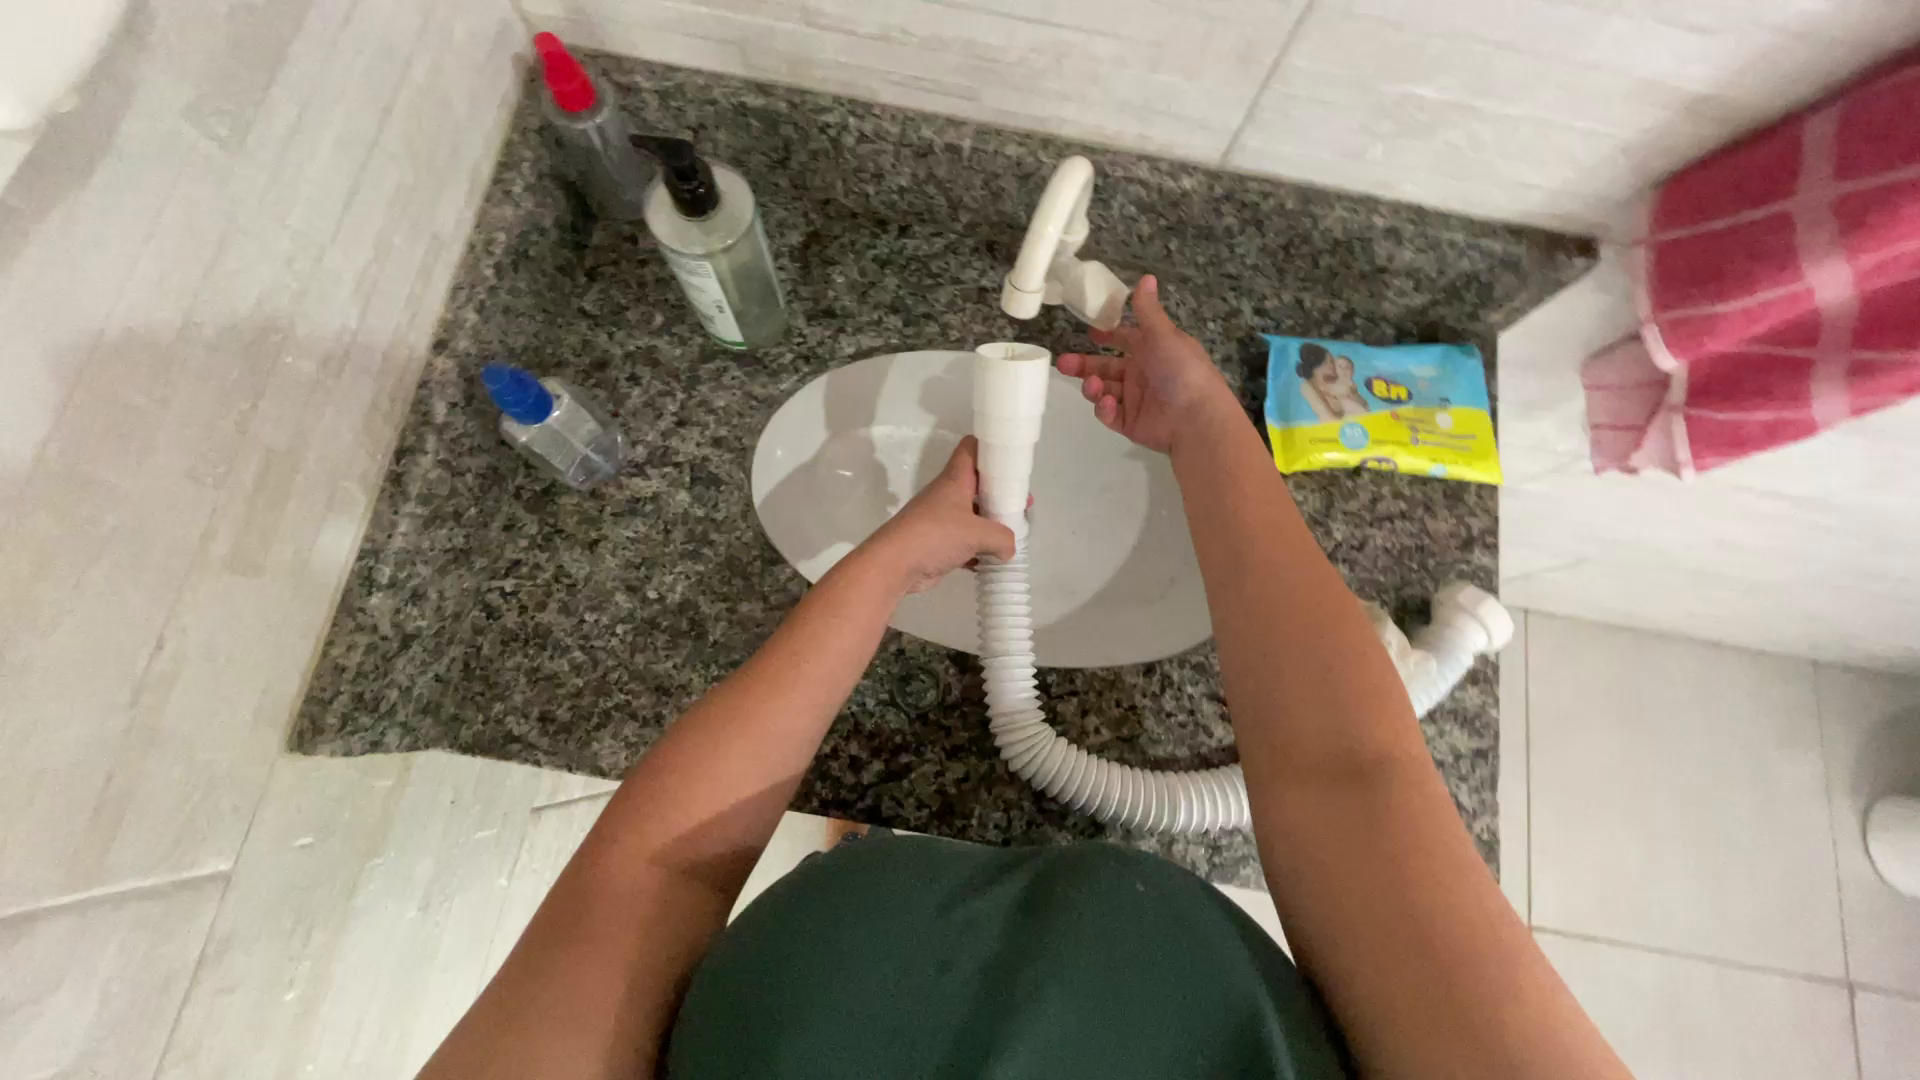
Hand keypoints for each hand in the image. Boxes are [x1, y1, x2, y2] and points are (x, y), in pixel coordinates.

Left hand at [854, 437, 1016, 594]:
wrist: (895, 564)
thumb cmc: (936, 535)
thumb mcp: (978, 533)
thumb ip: (1002, 537)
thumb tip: (1009, 548)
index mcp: (955, 480)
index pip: (972, 449)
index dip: (991, 447)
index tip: (1012, 458)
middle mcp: (948, 495)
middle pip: (979, 484)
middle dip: (1001, 494)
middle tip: (1021, 505)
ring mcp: (942, 519)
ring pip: (973, 515)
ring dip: (991, 524)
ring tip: (1012, 535)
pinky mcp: (939, 543)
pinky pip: (965, 541)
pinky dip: (978, 549)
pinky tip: (992, 561)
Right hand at [1057, 274, 1229, 452]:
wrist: (1196, 418)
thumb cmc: (1182, 371)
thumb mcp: (1164, 335)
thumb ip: (1147, 310)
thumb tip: (1146, 277)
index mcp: (1153, 351)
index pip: (1125, 340)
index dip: (1107, 336)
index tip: (1089, 332)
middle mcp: (1142, 374)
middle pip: (1105, 367)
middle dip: (1084, 365)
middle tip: (1063, 364)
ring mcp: (1135, 400)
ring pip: (1104, 390)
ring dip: (1093, 387)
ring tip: (1093, 386)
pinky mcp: (1130, 423)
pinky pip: (1110, 414)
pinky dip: (1105, 409)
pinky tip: (1108, 404)